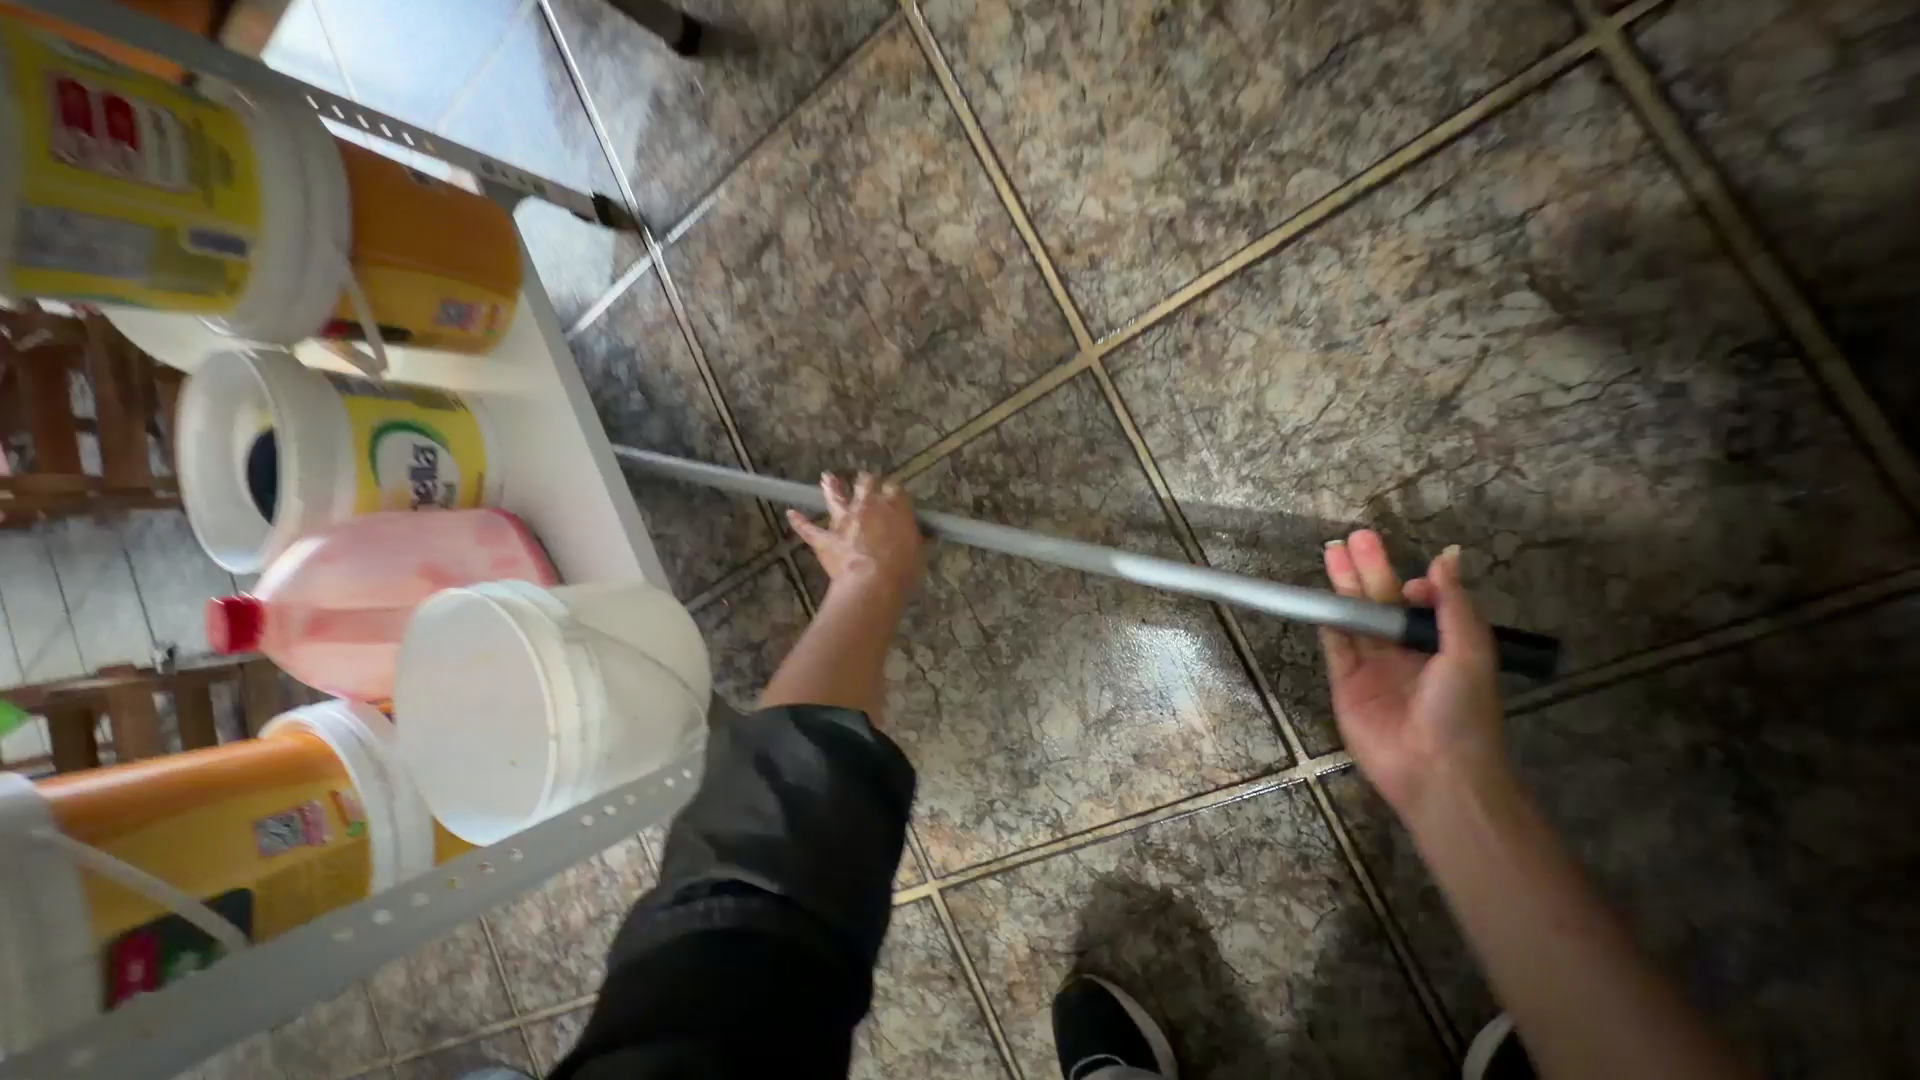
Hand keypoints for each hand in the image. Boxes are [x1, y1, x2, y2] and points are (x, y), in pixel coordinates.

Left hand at [788, 473, 925, 599]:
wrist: (873, 583)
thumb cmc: (903, 569)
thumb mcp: (919, 551)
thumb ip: (916, 538)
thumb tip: (923, 535)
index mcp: (894, 507)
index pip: (894, 490)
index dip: (893, 491)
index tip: (893, 494)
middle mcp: (867, 506)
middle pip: (865, 485)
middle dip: (865, 481)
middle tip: (865, 479)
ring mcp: (844, 521)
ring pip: (836, 498)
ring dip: (832, 487)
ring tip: (827, 478)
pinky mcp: (826, 539)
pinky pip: (809, 529)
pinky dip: (799, 522)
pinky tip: (791, 514)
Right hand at [1319, 530, 1506, 815]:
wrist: (1436, 770)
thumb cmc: (1462, 711)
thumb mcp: (1470, 652)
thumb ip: (1454, 605)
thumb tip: (1445, 557)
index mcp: (1441, 644)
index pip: (1420, 603)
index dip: (1411, 583)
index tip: (1407, 577)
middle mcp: (1405, 651)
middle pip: (1381, 603)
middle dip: (1369, 570)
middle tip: (1354, 538)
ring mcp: (1373, 667)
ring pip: (1355, 619)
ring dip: (1344, 588)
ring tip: (1332, 553)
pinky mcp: (1346, 684)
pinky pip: (1335, 647)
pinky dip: (1328, 623)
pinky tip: (1321, 598)